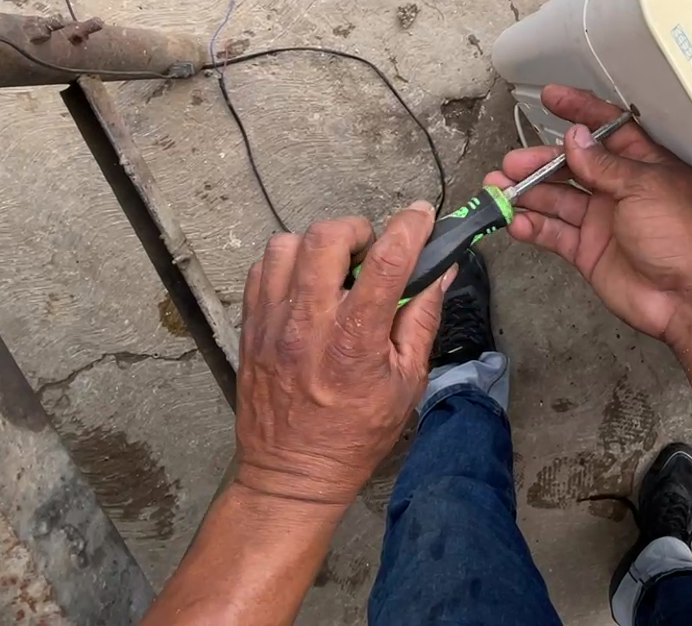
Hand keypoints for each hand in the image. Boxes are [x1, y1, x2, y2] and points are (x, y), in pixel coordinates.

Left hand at [232, 205, 449, 508]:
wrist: (292, 475)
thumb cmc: (357, 433)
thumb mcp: (408, 380)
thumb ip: (424, 317)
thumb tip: (441, 270)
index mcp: (356, 340)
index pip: (386, 262)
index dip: (410, 227)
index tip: (422, 215)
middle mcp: (309, 324)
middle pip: (327, 238)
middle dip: (359, 230)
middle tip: (372, 251)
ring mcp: (272, 324)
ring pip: (286, 246)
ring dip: (318, 245)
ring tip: (335, 268)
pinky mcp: (250, 328)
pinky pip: (261, 269)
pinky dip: (287, 263)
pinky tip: (307, 285)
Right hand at [487, 84, 691, 347]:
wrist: (688, 297)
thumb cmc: (684, 236)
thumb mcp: (644, 186)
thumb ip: (604, 164)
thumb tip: (576, 139)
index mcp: (643, 164)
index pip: (607, 129)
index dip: (580, 111)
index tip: (552, 98)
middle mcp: (621, 189)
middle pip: (573, 166)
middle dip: (541, 161)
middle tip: (513, 161)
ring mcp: (604, 221)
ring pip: (558, 199)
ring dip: (528, 193)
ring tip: (499, 188)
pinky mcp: (590, 251)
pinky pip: (555, 233)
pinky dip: (534, 227)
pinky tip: (516, 222)